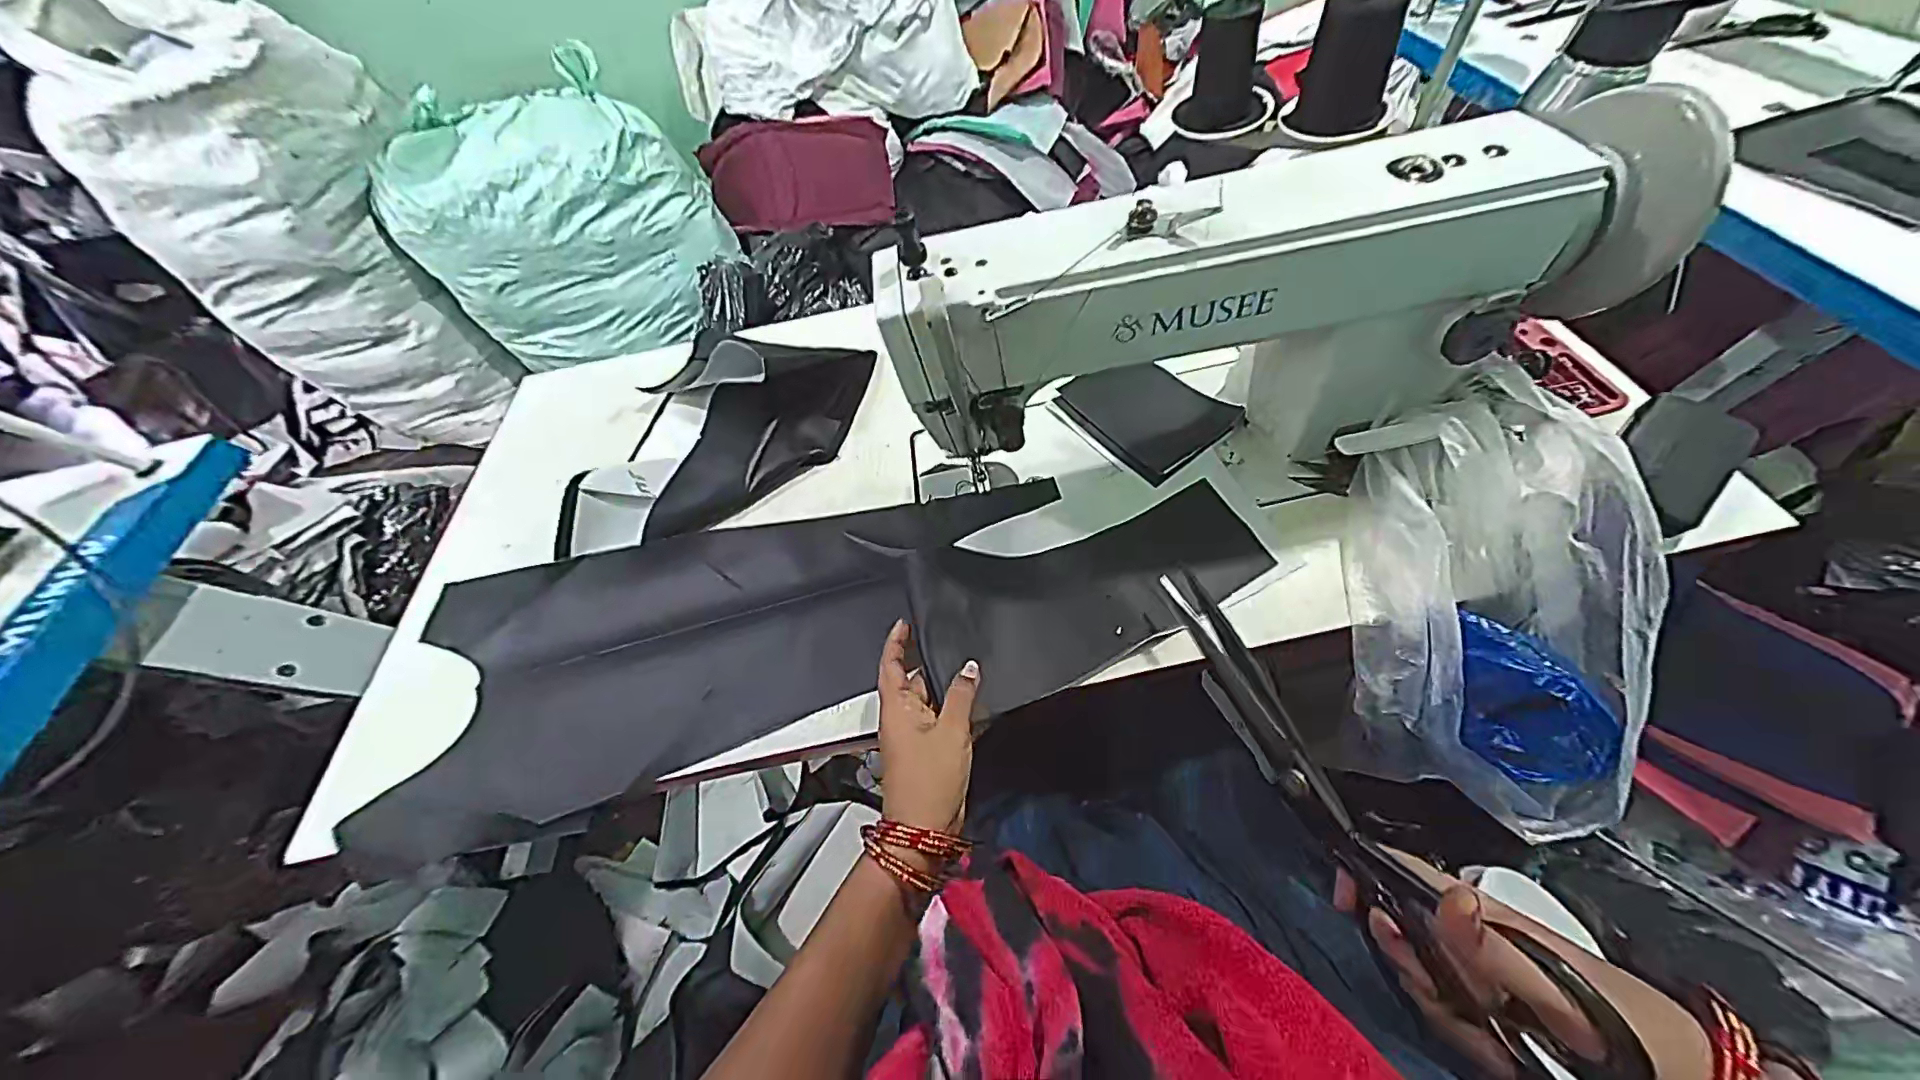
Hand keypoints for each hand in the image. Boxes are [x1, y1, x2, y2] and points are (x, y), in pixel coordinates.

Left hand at [876, 620, 978, 833]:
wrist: (926, 829)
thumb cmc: (930, 779)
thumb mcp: (951, 731)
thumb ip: (961, 695)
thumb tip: (968, 668)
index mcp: (896, 707)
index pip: (892, 665)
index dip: (897, 642)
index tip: (904, 623)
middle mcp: (903, 716)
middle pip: (914, 680)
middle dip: (932, 662)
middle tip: (954, 640)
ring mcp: (916, 733)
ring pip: (932, 700)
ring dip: (948, 687)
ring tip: (971, 665)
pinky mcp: (931, 749)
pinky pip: (942, 719)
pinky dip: (957, 708)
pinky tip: (977, 699)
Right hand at [1337, 853, 1710, 1079]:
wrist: (1687, 1078)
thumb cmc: (1628, 1023)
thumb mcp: (1562, 986)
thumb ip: (1494, 947)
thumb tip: (1448, 896)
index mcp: (1484, 914)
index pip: (1408, 874)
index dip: (1369, 874)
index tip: (1345, 893)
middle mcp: (1473, 938)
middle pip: (1405, 928)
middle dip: (1404, 956)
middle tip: (1427, 980)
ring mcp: (1480, 977)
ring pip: (1421, 975)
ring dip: (1438, 1004)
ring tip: (1487, 1033)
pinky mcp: (1488, 1012)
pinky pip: (1448, 1014)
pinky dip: (1462, 1035)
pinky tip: (1497, 1051)